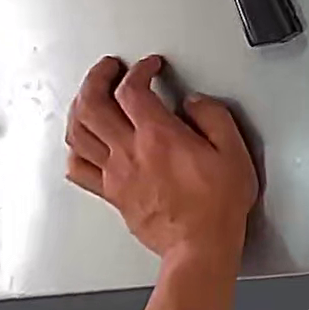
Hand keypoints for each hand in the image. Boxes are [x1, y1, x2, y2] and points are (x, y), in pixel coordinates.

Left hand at [64, 55, 257, 269]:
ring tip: (91, 95)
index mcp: (159, 137)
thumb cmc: (218, 202)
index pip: (133, 90)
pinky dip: (75, 147)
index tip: (150, 66)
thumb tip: (195, 102)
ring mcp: (115, 174)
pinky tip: (83, 141)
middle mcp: (130, 152)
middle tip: (109, 68)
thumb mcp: (233, 150)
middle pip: (92, 105)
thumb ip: (213, 117)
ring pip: (78, 133)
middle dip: (97, 79)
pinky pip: (78, 167)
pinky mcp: (112, 194)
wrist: (200, 243)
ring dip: (79, 106)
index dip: (139, 70)